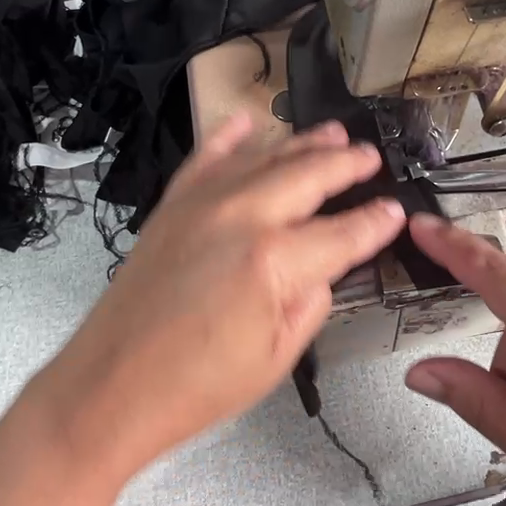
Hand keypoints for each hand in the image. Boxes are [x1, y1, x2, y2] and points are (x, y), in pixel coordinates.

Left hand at [31, 114, 404, 471]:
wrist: (110, 385)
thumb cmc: (197, 385)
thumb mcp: (277, 357)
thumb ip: (312, 302)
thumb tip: (323, 267)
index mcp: (276, 261)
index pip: (345, 232)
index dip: (376, 221)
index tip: (395, 211)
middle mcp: (244, 216)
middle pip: (311, 175)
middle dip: (348, 163)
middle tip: (370, 156)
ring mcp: (204, 202)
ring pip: (266, 155)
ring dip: (303, 141)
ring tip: (333, 132)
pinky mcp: (173, 203)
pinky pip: (207, 156)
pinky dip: (229, 135)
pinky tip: (247, 120)